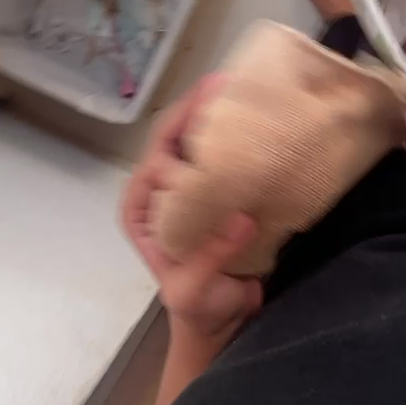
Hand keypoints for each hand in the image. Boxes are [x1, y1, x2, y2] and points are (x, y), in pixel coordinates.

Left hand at [121, 78, 264, 348]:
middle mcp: (162, 194)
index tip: (210, 109)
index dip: (180, 131)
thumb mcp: (193, 288)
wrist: (223, 322)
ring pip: (201, 147)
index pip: (157, 159)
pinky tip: (262, 126)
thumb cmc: (198, 308)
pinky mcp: (219, 198)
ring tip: (247, 92)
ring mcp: (191, 193)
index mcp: (143, 209)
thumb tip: (242, 219)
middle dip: (199, 111)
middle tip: (228, 83)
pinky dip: (240, 145)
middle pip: (176, 142)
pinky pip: (227, 164)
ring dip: (220, 120)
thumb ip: (211, 256)